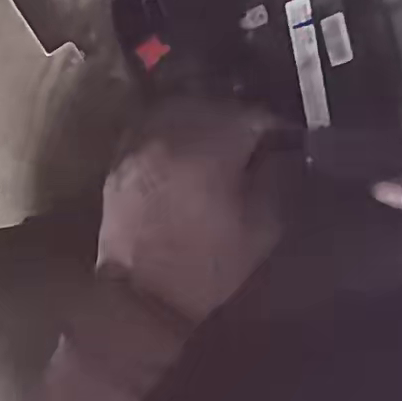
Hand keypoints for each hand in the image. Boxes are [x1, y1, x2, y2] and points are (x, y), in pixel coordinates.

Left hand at [95, 100, 287, 324]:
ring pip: (177, 107)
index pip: (251, 115)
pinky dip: (169, 129)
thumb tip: (280, 150)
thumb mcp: (261, 229)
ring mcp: (138, 145)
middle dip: (236, 117)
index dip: (273, 126)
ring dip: (201, 117)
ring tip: (217, 139)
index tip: (282, 140)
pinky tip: (182, 147)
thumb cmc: (208, 268)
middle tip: (252, 138)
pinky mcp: (118, 159)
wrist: (143, 297)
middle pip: (212, 103)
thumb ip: (276, 179)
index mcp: (209, 151)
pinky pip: (149, 126)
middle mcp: (169, 136)